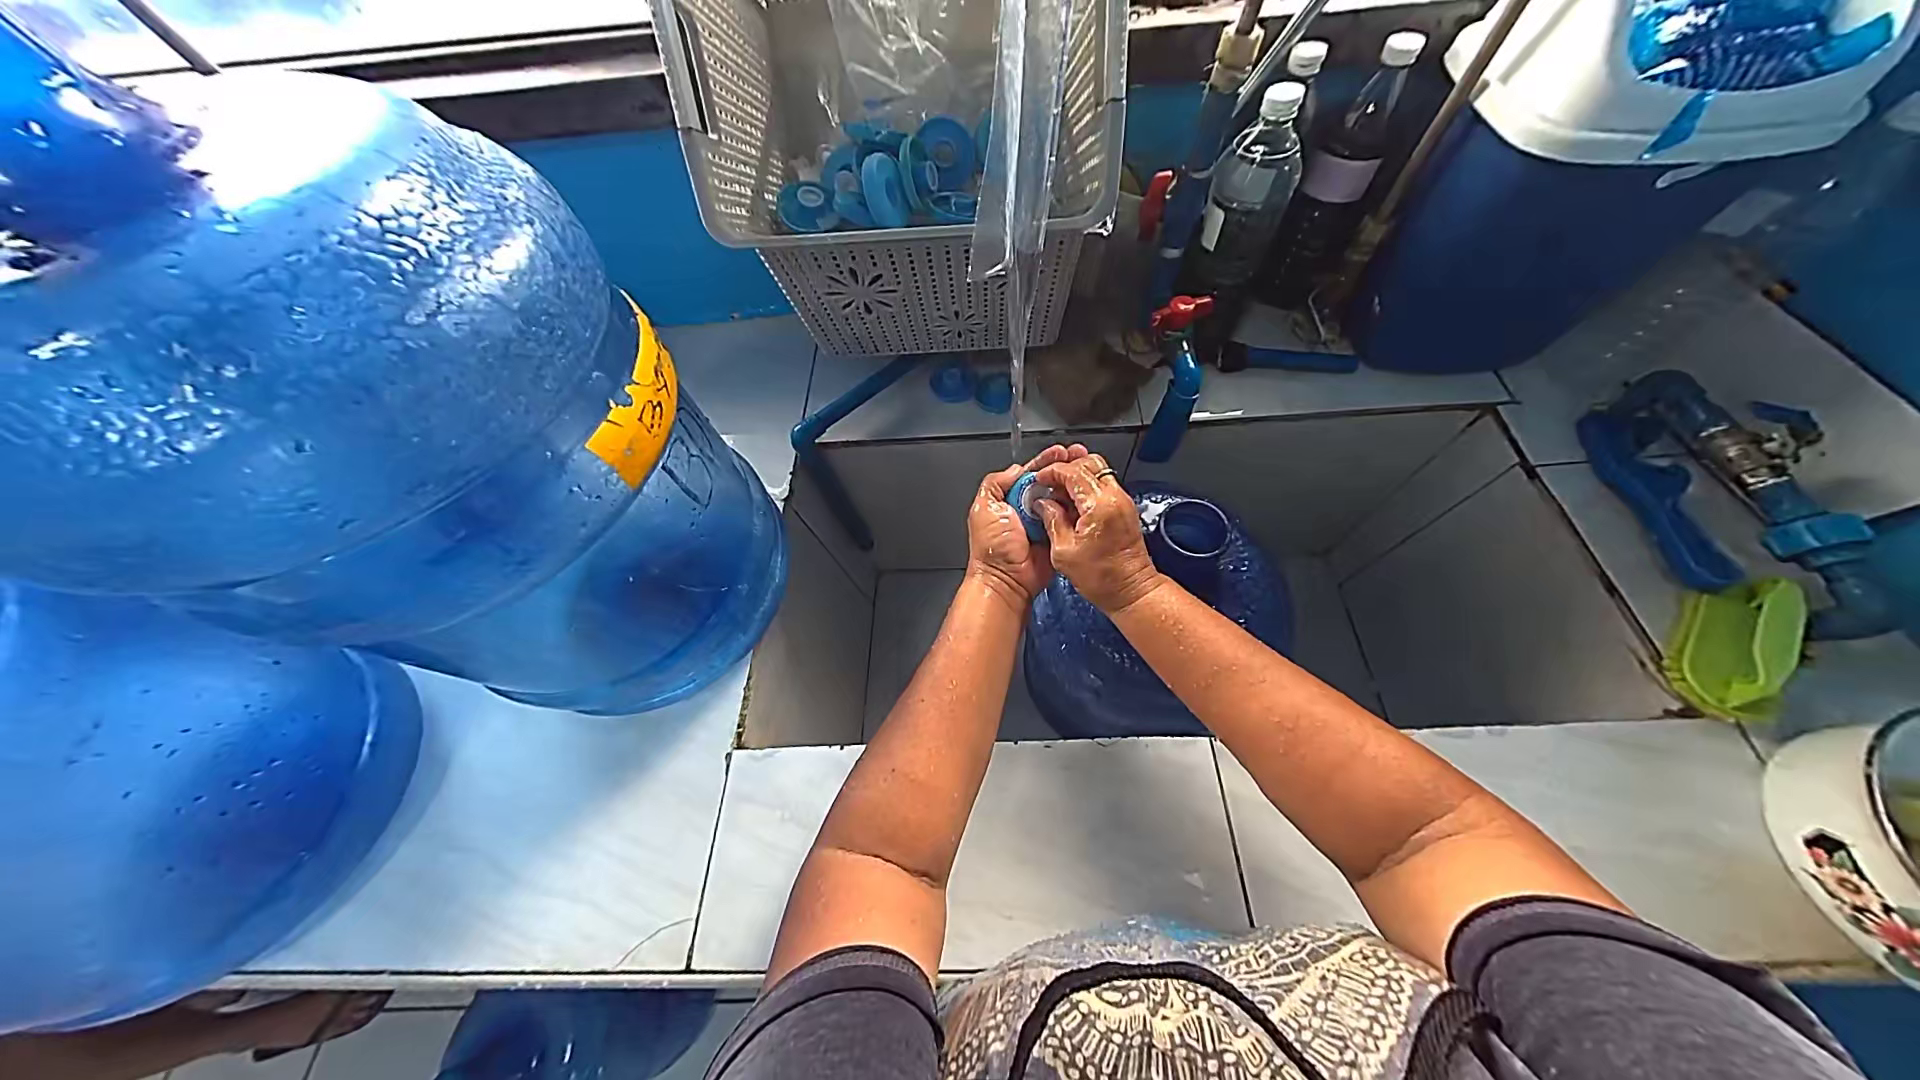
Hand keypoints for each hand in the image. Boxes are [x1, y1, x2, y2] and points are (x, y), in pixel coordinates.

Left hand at [966, 443, 1088, 607]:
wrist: (1006, 579)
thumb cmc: (991, 550)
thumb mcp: (984, 507)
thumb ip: (996, 482)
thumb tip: (1016, 468)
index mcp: (1010, 499)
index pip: (1031, 473)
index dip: (1046, 461)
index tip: (1060, 452)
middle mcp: (1029, 508)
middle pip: (1051, 482)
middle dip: (1065, 469)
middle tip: (1078, 457)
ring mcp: (1045, 521)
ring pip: (1063, 497)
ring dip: (1073, 486)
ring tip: (1083, 472)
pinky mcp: (1059, 535)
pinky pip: (1071, 518)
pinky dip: (1076, 508)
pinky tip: (1084, 496)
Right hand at [1032, 453, 1165, 613]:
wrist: (1131, 591)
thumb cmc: (1103, 578)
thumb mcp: (1064, 551)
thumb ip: (1052, 520)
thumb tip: (1043, 504)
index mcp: (1099, 505)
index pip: (1072, 471)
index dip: (1051, 472)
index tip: (1038, 479)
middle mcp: (1115, 497)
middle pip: (1088, 463)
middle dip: (1065, 468)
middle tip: (1048, 481)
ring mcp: (1122, 502)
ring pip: (1097, 472)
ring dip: (1076, 476)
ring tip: (1058, 492)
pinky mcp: (1124, 509)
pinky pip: (1103, 486)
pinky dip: (1086, 487)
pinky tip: (1072, 503)